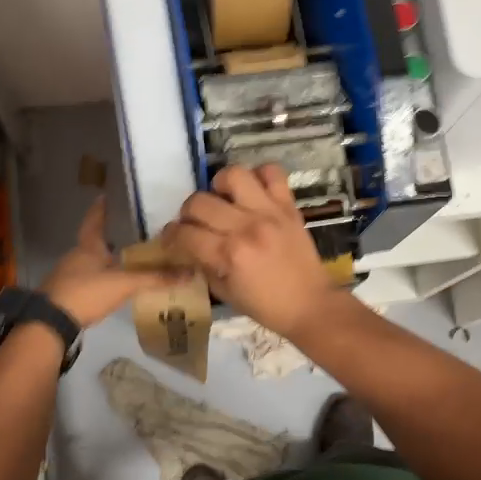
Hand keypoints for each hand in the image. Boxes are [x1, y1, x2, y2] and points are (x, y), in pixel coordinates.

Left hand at [42, 196, 180, 326]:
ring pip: (90, 264)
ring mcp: (67, 277)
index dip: (100, 210)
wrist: (51, 321)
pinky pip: (86, 282)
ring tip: (124, 264)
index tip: (103, 197)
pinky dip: (99, 282)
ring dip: (105, 263)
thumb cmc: (87, 292)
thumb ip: (155, 278)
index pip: (95, 221)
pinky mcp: (65, 295)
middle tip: (127, 237)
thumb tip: (190, 273)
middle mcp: (75, 257)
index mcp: (88, 247)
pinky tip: (110, 289)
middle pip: (92, 244)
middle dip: (108, 240)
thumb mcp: (124, 283)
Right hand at [162, 164, 341, 337]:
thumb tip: (188, 247)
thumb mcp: (225, 293)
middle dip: (188, 214)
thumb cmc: (266, 306)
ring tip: (223, 200)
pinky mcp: (289, 206)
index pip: (184, 234)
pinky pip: (272, 173)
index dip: (169, 236)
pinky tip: (253, 192)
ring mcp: (270, 213)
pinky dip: (259, 176)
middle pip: (200, 202)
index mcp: (229, 255)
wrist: (310, 305)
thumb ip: (204, 265)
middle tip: (195, 224)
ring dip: (220, 185)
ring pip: (233, 175)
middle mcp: (247, 227)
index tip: (170, 239)